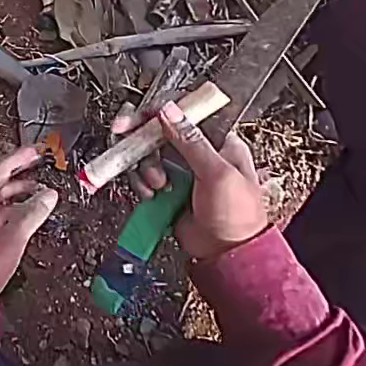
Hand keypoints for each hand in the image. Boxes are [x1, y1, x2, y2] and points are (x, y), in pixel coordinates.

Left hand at [0, 145, 59, 297]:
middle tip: (38, 164)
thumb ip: (33, 212)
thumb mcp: (15, 235)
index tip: (36, 151)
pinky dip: (15, 206)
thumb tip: (49, 194)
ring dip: (18, 190)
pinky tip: (28, 213)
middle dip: (19, 170)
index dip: (18, 157)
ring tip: (40, 191)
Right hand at [114, 100, 270, 260]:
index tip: (135, 119)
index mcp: (217, 142)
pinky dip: (141, 184)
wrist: (226, 254)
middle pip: (157, 134)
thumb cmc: (237, 215)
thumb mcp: (217, 173)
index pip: (181, 115)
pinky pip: (143, 177)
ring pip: (146, 156)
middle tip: (129, 149)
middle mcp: (196, 152)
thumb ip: (190, 141)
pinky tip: (153, 194)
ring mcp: (180, 171)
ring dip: (145, 169)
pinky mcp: (166, 189)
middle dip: (143, 145)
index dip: (156, 114)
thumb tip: (169, 111)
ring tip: (157, 185)